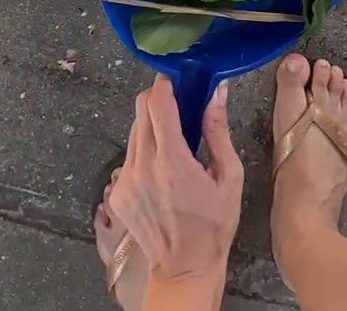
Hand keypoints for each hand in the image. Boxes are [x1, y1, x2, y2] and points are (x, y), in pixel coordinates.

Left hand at [108, 76, 243, 290]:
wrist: (184, 269)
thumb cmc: (214, 225)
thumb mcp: (229, 177)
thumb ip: (218, 130)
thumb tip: (217, 91)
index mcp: (172, 162)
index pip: (157, 104)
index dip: (165, 84)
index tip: (176, 78)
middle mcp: (143, 168)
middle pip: (140, 110)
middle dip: (157, 99)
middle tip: (177, 102)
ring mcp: (126, 182)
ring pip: (134, 131)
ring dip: (151, 124)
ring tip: (173, 138)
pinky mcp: (118, 194)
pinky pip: (129, 155)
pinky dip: (144, 150)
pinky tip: (161, 166)